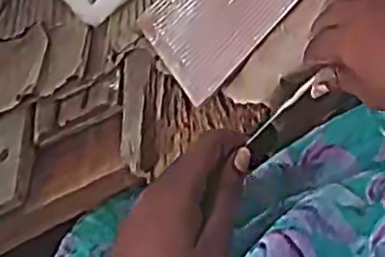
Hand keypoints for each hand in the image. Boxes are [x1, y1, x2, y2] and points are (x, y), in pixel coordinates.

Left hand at [112, 130, 246, 256]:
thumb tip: (240, 156)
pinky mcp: (130, 229)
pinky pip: (162, 200)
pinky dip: (182, 200)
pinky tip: (193, 226)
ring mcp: (137, 210)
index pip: (208, 142)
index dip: (233, 139)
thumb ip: (228, 197)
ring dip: (201, 182)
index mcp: (176, 188)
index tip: (253, 151)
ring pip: (176, 179)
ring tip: (221, 206)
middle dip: (218, 162)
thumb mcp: (214, 245)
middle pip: (191, 158)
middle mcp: (153, 190)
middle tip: (243, 181)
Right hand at [304, 0, 384, 114]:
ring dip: (336, 5)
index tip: (313, 65)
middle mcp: (355, 13)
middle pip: (326, 17)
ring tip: (334, 16)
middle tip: (321, 44)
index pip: (317, 46)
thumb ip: (342, 81)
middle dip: (320, 31)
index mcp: (344, 41)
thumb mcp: (369, 93)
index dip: (312, 58)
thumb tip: (323, 79)